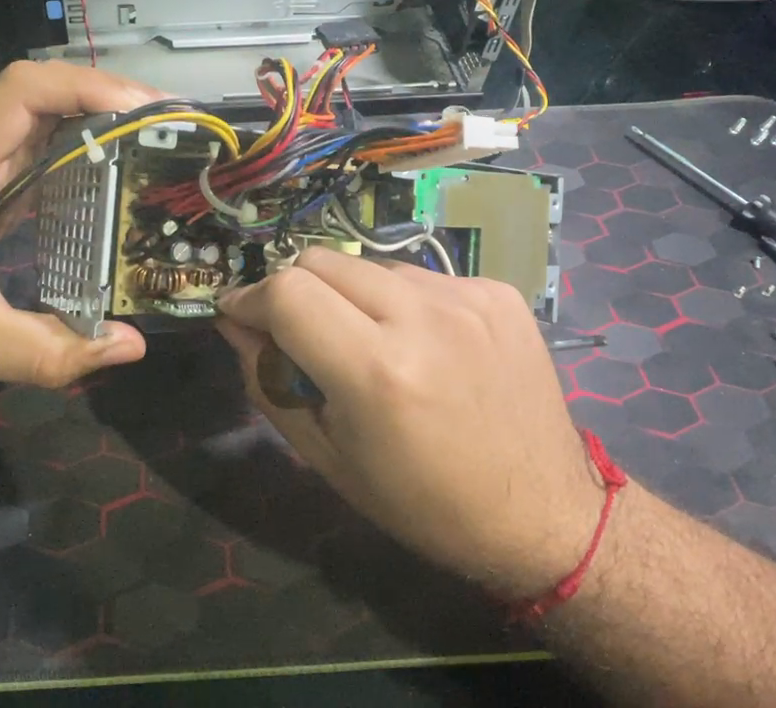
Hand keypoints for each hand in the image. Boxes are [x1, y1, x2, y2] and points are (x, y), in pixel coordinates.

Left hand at [0, 61, 153, 392]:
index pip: (19, 94)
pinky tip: (107, 174)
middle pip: (32, 96)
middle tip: (163, 123)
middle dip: (100, 97)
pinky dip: (70, 153)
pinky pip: (26, 156)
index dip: (83, 86)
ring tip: (149, 138)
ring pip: (31, 122)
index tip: (141, 108)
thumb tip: (133, 345)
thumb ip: (51, 350)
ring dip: (88, 119)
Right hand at [214, 249, 604, 596]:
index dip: (250, 298)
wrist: (542, 514)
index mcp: (378, 371)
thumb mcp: (328, 457)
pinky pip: (418, 276)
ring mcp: (468, 296)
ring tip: (369, 343)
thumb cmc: (422, 504)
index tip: (239, 315)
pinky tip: (421, 345)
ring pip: (369, 264)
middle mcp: (424, 318)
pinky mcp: (499, 291)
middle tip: (299, 334)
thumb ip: (269, 381)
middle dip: (293, 291)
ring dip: (349, 295)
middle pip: (321, 261)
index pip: (286, 292)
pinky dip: (400, 302)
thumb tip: (233, 322)